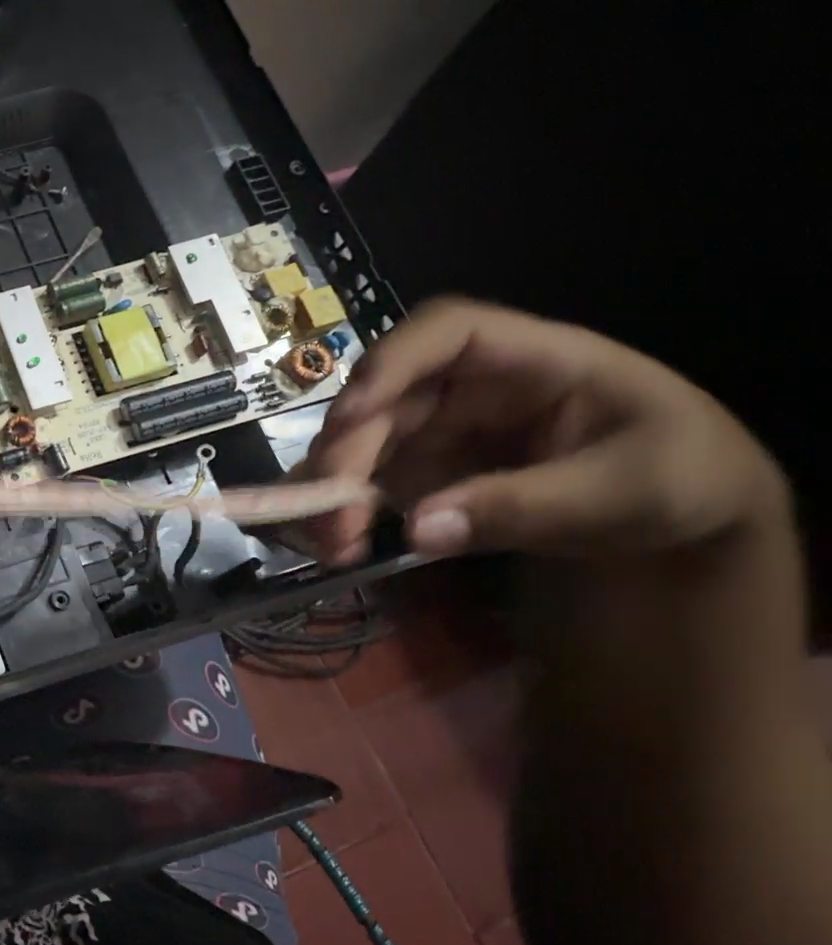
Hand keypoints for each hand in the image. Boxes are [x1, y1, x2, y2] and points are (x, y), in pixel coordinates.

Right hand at [300, 298, 788, 563]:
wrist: (682, 520)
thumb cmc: (676, 481)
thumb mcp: (623, 495)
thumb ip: (524, 507)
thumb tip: (418, 529)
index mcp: (534, 360)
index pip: (449, 332)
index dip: (391, 363)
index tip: (352, 415)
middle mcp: (472, 387)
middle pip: (385, 400)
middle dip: (348, 453)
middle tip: (333, 517)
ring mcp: (442, 430)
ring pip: (362, 442)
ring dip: (333, 488)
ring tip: (331, 543)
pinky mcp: (424, 472)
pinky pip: (368, 482)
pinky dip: (342, 510)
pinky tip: (335, 543)